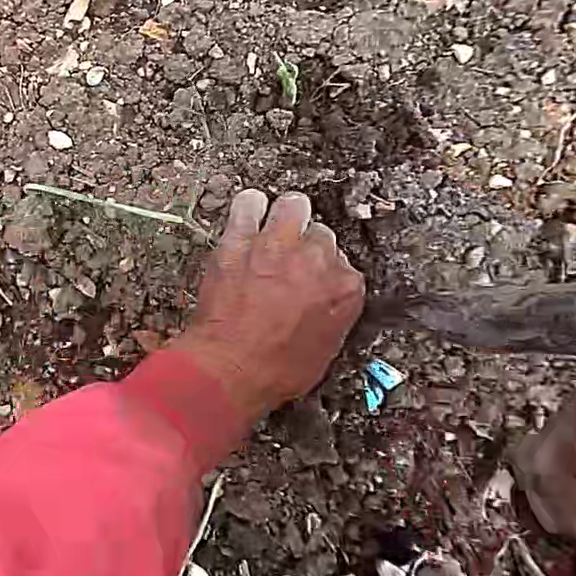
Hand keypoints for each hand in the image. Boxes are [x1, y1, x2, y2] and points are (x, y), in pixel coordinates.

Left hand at [168, 190, 365, 417]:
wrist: (231, 370)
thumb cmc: (274, 370)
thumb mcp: (325, 349)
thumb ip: (334, 313)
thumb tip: (327, 302)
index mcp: (344, 288)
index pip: (344, 263)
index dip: (325, 270)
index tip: (313, 279)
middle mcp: (316, 259)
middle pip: (321, 233)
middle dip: (307, 245)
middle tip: (291, 260)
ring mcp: (277, 246)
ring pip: (292, 206)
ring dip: (286, 215)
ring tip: (275, 227)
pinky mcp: (241, 241)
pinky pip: (248, 205)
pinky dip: (249, 207)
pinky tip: (249, 214)